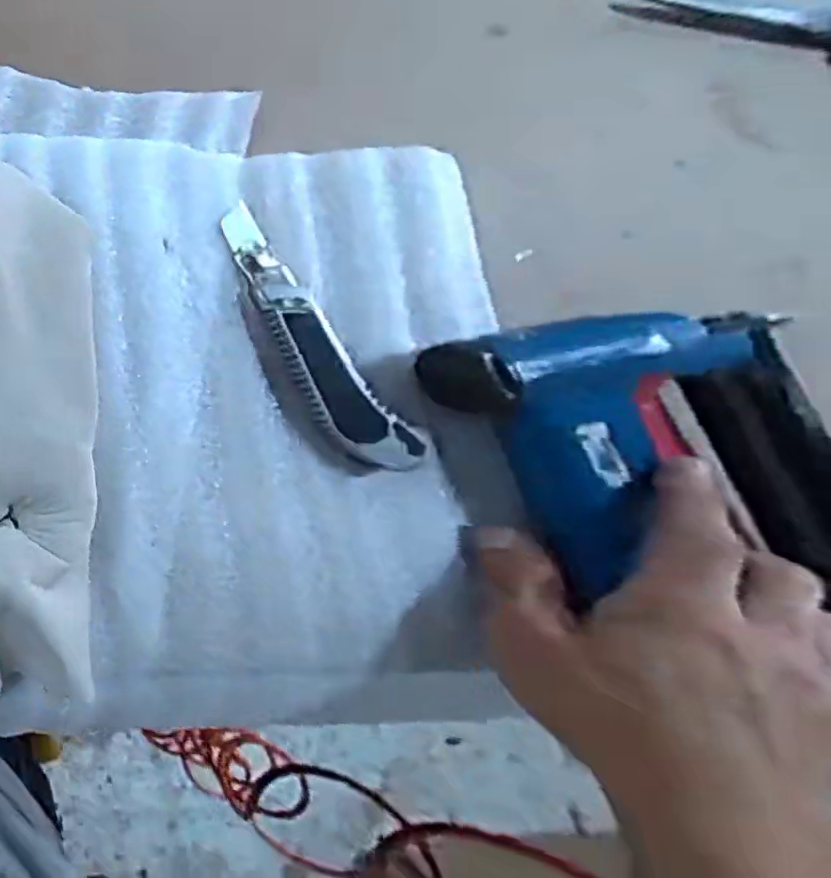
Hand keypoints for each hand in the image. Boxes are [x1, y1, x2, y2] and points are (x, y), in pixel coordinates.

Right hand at [477, 457, 830, 877]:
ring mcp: (813, 680)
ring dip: (778, 600)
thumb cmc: (614, 725)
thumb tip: (498, 534)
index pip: (694, 528)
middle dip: (742, 552)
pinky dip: (800, 648)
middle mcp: (763, 630)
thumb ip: (515, 586)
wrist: (726, 830)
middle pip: (777, 569)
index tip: (682, 465)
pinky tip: (766, 672)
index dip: (687, 491)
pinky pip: (828, 664)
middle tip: (700, 559)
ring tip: (736, 614)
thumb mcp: (532, 651)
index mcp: (682, 604)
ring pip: (815, 616)